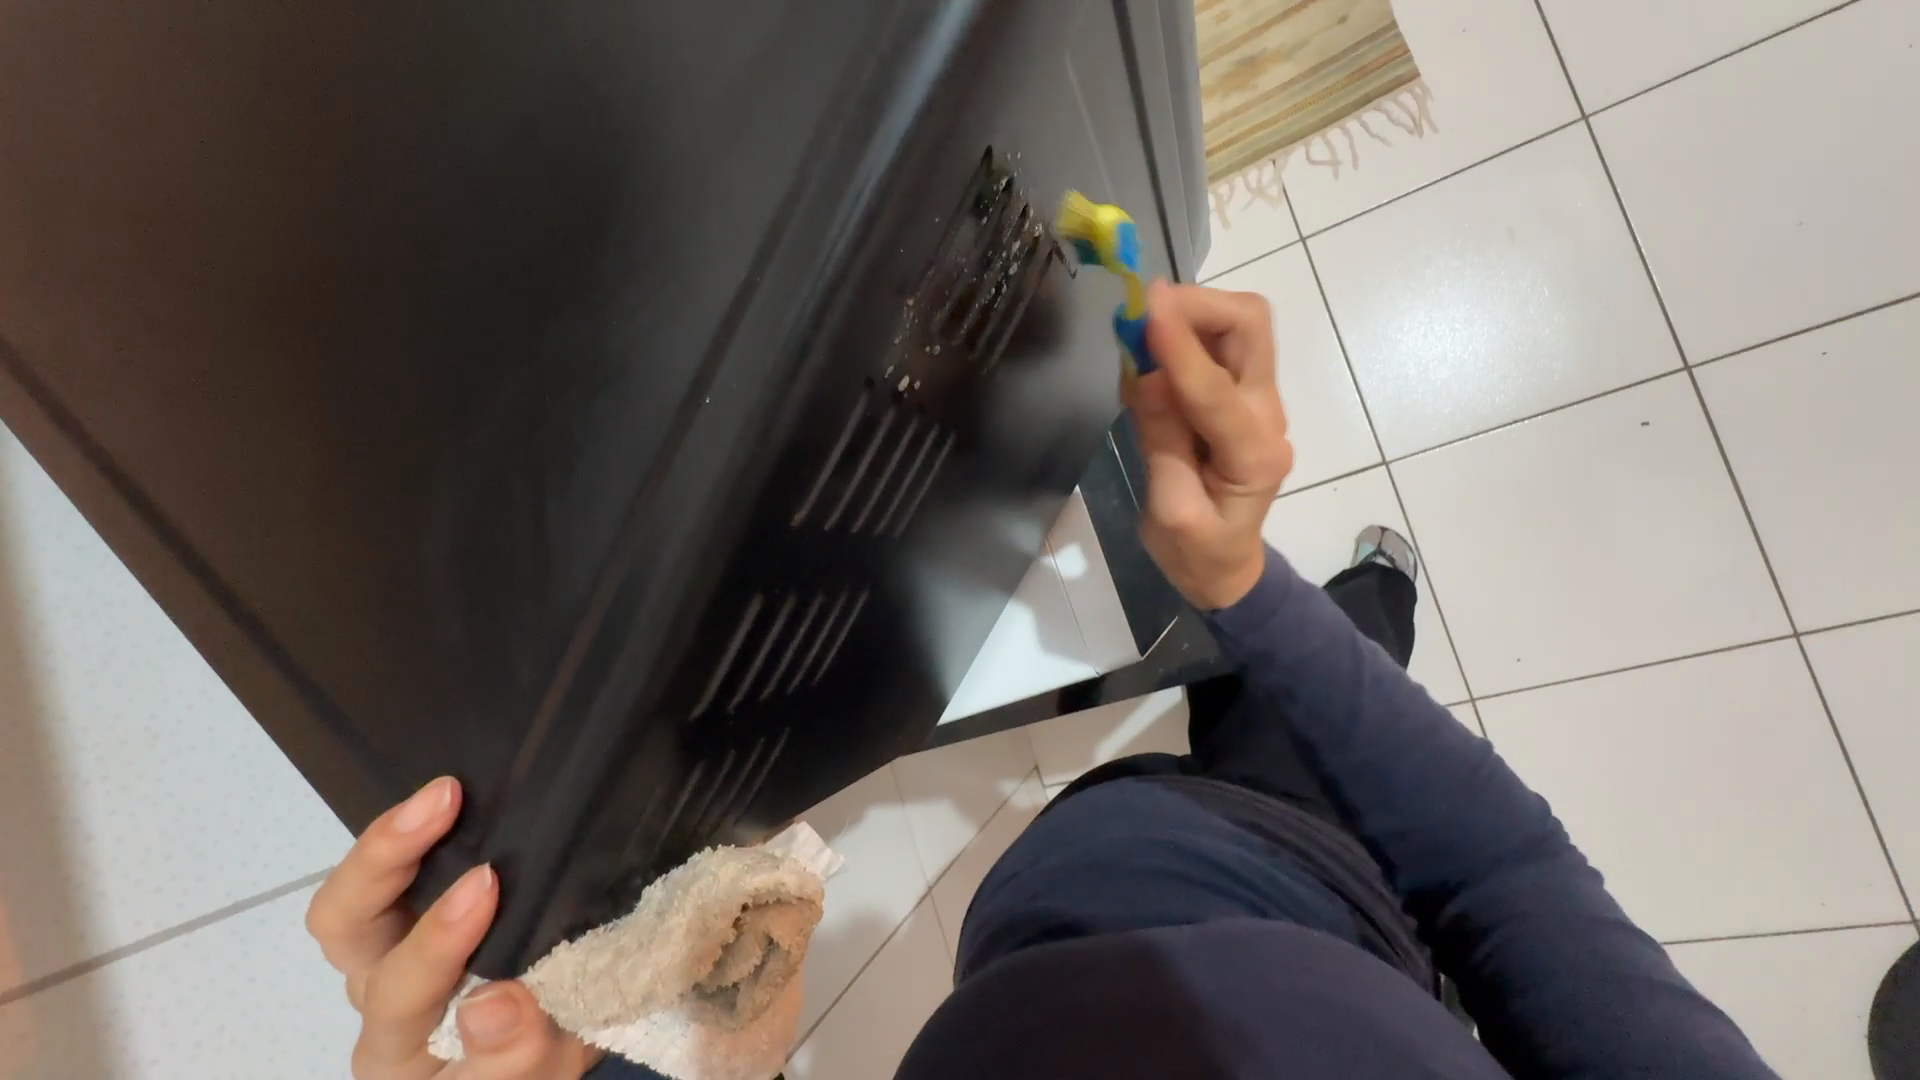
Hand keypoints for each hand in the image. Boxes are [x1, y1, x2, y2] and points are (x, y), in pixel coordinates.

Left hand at [306, 777, 600, 1078]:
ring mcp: (393, 950)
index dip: (438, 939)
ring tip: (447, 788)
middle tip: (444, 800)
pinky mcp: (421, 915)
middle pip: (343, 926)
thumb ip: (515, 1055)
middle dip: (382, 859)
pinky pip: (402, 873)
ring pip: (357, 893)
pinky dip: (420, 832)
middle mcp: (382, 993)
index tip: (488, 885)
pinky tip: (463, 797)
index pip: (403, 990)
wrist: (527, 1057)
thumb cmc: (533, 1066)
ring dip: (392, 837)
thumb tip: (493, 1002)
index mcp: (403, 1046)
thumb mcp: (542, 1073)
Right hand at [1122, 281, 1292, 609]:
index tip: (1145, 308)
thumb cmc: (1197, 554)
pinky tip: (1148, 350)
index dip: (1179, 347)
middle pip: (1250, 328)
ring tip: (1137, 328)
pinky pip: (1217, 347)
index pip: (1214, 389)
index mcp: (1253, 456)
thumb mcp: (1172, 513)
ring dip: (1190, 313)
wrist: (1226, 568)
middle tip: (1143, 308)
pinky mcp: (1239, 399)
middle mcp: (1267, 417)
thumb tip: (1147, 376)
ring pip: (1238, 328)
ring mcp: (1258, 404)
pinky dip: (1182, 334)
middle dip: (1198, 305)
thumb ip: (1163, 443)